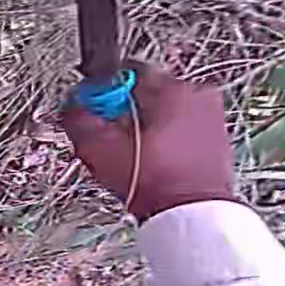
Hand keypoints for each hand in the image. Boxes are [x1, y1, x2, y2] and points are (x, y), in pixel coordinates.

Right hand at [60, 65, 237, 220]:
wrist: (191, 213)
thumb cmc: (152, 177)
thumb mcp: (97, 145)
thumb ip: (77, 117)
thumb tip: (70, 104)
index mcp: (174, 88)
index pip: (124, 72)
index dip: (98, 92)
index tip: (87, 110)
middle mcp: (198, 95)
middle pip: (141, 92)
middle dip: (117, 110)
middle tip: (103, 135)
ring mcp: (211, 117)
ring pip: (157, 111)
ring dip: (135, 125)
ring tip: (123, 151)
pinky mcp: (213, 138)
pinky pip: (174, 128)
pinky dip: (155, 138)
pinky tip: (143, 159)